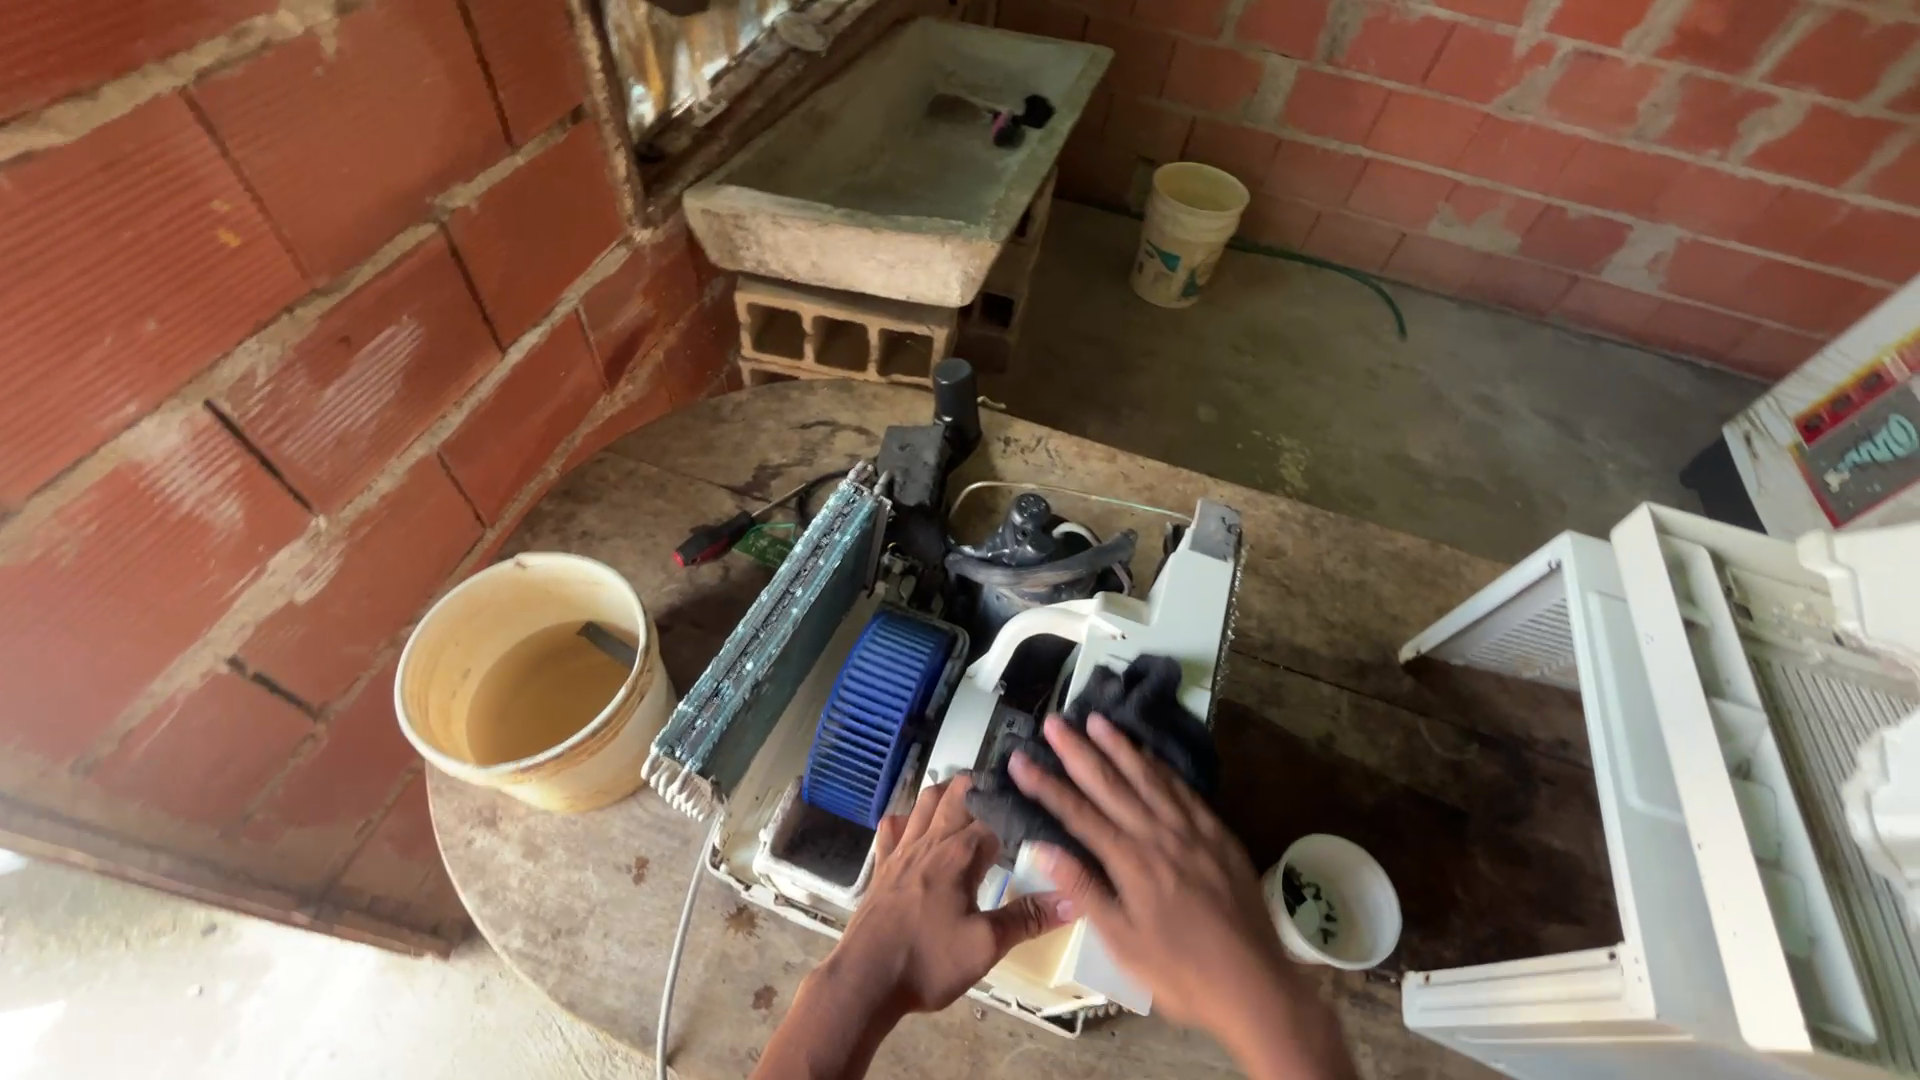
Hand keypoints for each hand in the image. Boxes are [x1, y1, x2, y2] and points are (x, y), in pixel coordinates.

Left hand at [832, 774, 1069, 1014]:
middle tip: (1002, 791)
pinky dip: (906, 817)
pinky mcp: (881, 867)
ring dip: (945, 793)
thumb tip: (1074, 899)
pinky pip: (892, 827)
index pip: (993, 816)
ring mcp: (901, 850)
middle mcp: (930, 841)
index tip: (1035, 805)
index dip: (1015, 809)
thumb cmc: (927, 960)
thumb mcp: (985, 946)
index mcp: (959, 854)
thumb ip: (1027, 919)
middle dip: (979, 786)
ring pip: (923, 803)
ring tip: (965, 797)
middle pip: (955, 794)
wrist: (864, 980)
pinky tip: (914, 827)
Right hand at [1010, 714, 1354, 1079]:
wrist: (1257, 986)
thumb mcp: (1123, 943)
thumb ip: (1083, 890)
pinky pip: (1184, 789)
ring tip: (1096, 719)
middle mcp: (1158, 835)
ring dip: (1119, 745)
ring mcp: (1192, 830)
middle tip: (1054, 721)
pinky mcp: (1218, 833)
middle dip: (1077, 750)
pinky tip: (1148, 752)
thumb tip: (1042, 848)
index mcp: (1131, 862)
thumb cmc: (1181, 973)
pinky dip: (1161, 766)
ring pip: (1148, 776)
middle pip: (1110, 783)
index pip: (1077, 813)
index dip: (1045, 784)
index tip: (1019, 758)